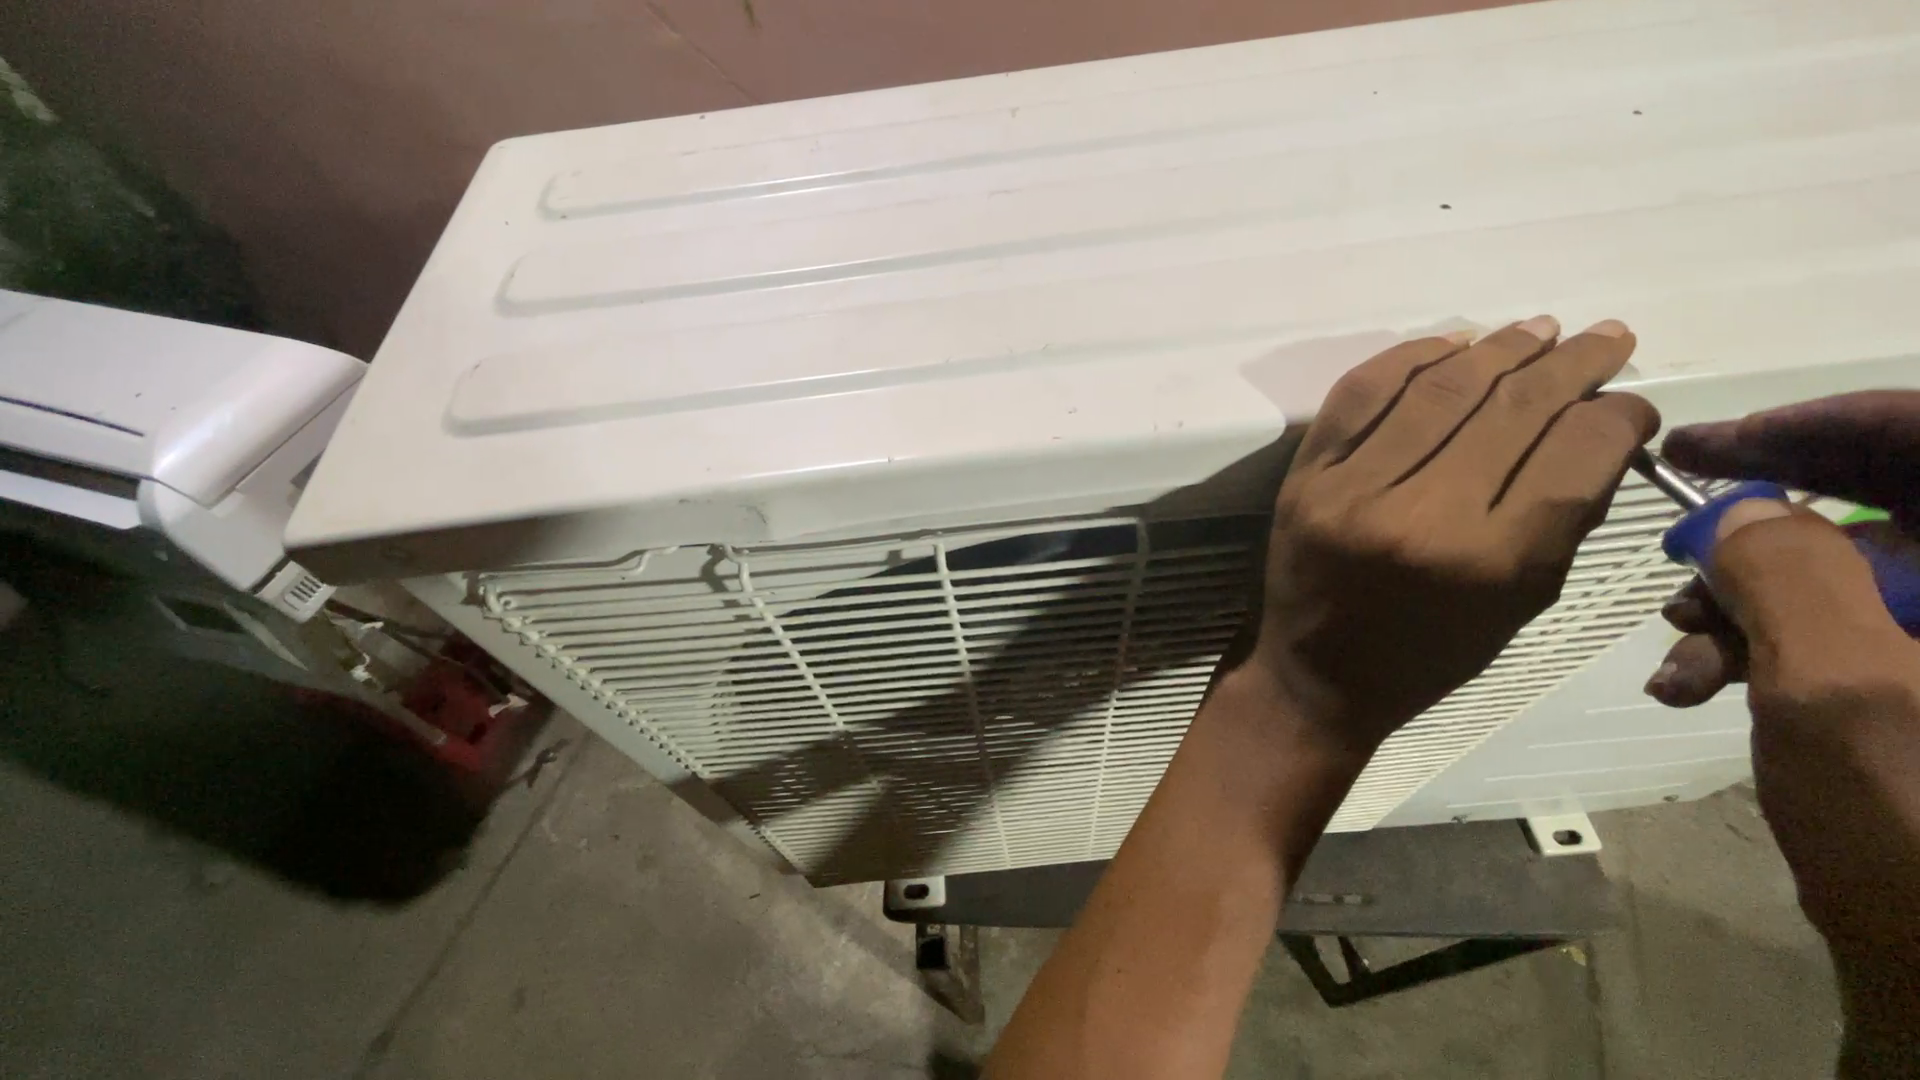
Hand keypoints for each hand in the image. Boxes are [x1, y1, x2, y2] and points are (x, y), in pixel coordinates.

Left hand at [1232, 315, 1657, 750]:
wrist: (1317, 678)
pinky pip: (1358, 394)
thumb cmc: (1430, 653)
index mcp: (1490, 561)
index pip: (1576, 453)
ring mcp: (1351, 490)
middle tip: (1604, 338)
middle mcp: (1420, 516)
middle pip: (1513, 410)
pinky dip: (1408, 357)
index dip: (1618, 414)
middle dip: (1571, 364)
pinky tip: (1451, 343)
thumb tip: (1602, 424)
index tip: (1630, 401)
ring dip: (1498, 348)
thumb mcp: (1521, 602)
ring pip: (1438, 390)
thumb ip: (1566, 515)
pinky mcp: (1303, 477)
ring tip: (1537, 330)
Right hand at [1638, 395, 1919, 1043]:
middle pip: (1886, 507)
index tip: (1696, 446)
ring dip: (1746, 605)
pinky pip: (1848, 634)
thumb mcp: (1839, 682)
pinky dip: (1765, 649)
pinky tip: (1697, 685)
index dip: (1811, 426)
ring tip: (1678, 655)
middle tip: (1668, 550)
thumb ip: (1783, 569)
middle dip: (1757, 534)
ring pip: (1854, 577)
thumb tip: (1735, 511)